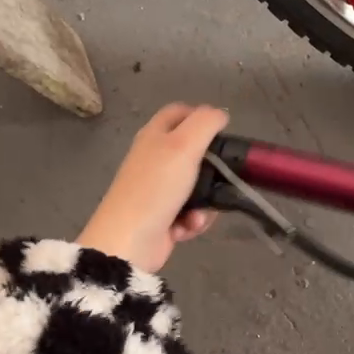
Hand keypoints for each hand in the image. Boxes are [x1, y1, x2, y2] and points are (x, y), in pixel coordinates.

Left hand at [77, 103, 229, 272]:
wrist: (130, 241)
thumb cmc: (157, 187)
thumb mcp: (184, 145)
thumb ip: (206, 123)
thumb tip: (221, 114)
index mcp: (154, 135)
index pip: (180, 112)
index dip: (202, 116)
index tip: (223, 132)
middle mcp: (155, 159)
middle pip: (195, 153)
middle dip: (212, 170)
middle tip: (221, 177)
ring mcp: (159, 189)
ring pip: (198, 186)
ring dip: (206, 202)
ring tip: (198, 213)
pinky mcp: (164, 216)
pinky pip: (191, 212)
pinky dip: (193, 220)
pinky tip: (186, 227)